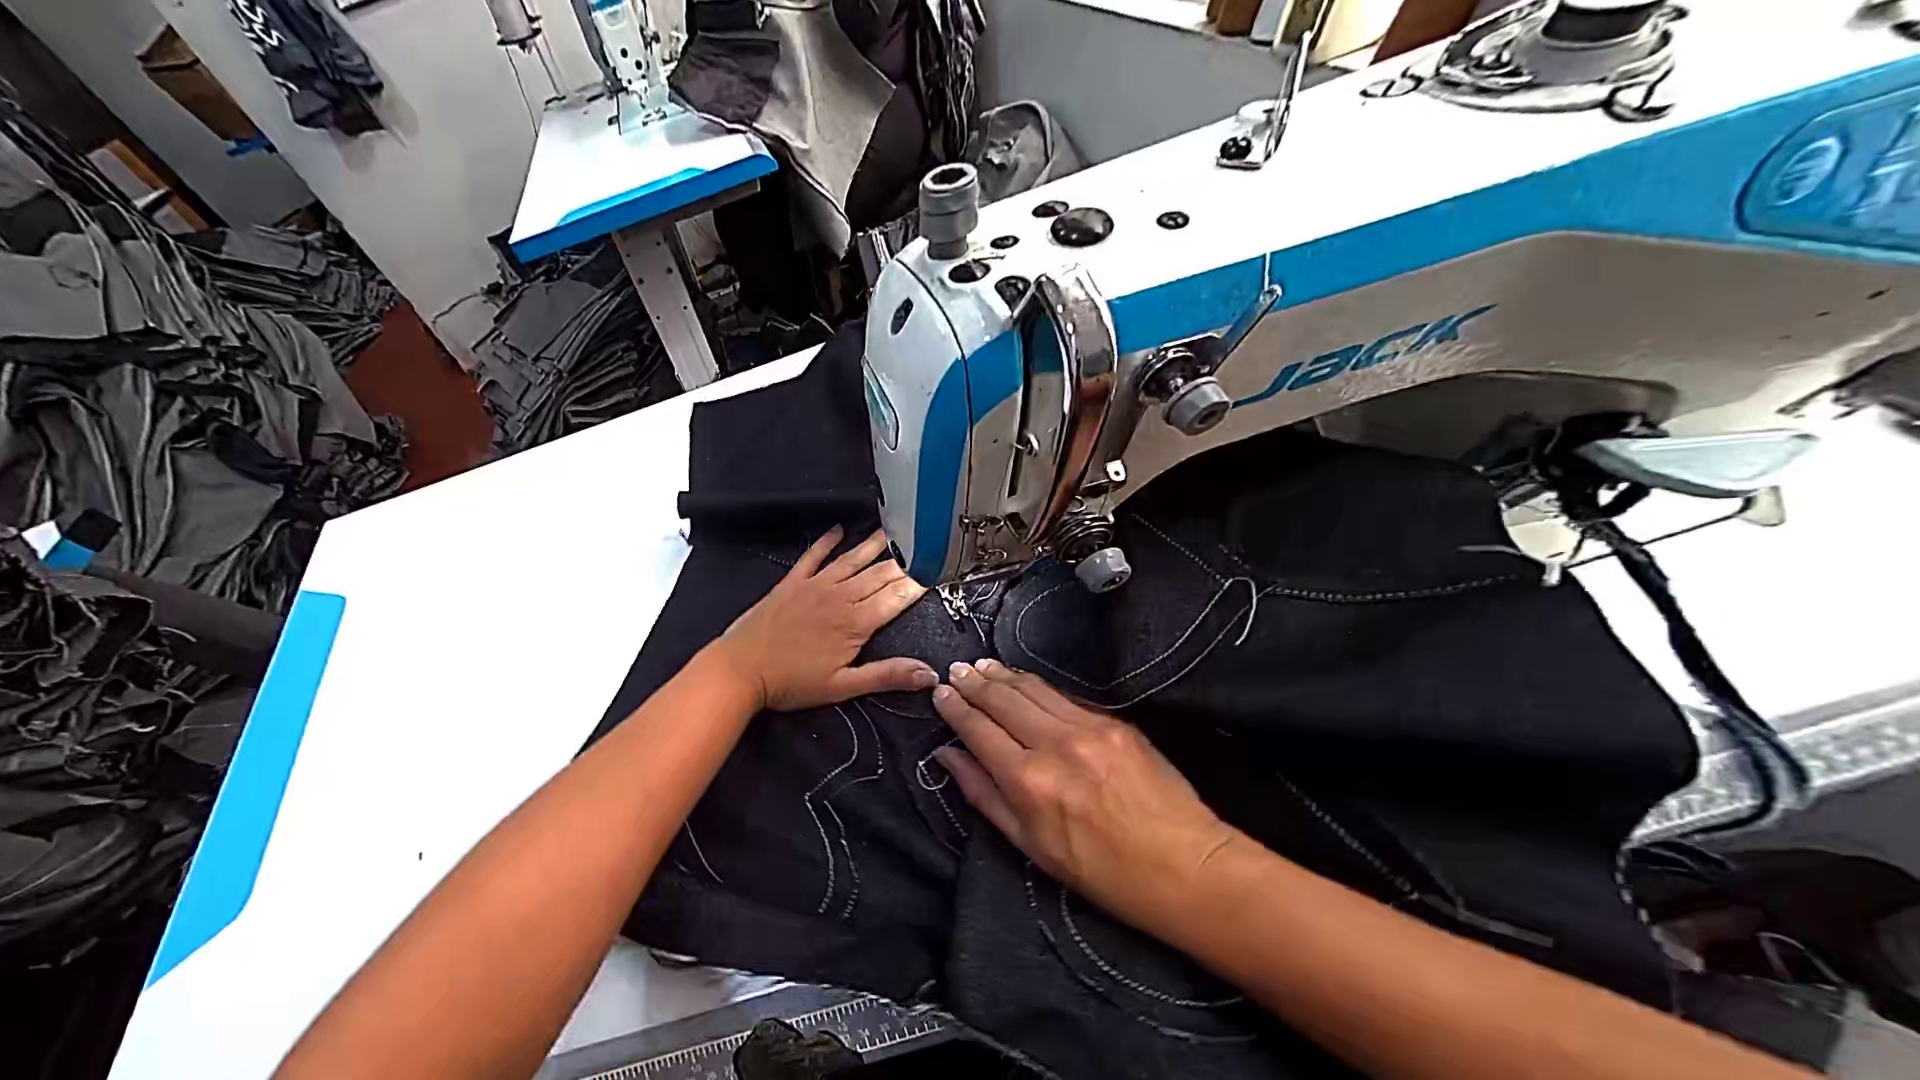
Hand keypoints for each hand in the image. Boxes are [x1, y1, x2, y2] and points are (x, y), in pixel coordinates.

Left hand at [712, 527, 935, 710]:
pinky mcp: (792, 582)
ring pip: (853, 560)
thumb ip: (888, 675)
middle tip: (922, 552)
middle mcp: (839, 596)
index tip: (935, 576)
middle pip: (880, 575)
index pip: (897, 597)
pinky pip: (814, 556)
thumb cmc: (791, 683)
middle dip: (904, 564)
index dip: (918, 586)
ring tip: (894, 533)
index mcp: (856, 622)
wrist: (740, 669)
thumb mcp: (843, 687)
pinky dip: (827, 542)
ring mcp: (815, 585)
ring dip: (874, 546)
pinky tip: (838, 531)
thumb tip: (928, 674)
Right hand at [931, 659, 1240, 928]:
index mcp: (1028, 781)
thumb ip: (984, 795)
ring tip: (983, 665)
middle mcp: (1055, 745)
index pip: (978, 729)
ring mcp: (1089, 728)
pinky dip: (1039, 686)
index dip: (955, 708)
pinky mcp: (1116, 722)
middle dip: (974, 681)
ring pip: (1034, 689)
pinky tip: (1026, 682)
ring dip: (1004, 674)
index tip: (940, 694)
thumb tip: (949, 757)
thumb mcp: (1031, 847)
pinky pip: (1066, 697)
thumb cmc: (1103, 871)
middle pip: (1003, 699)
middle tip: (956, 669)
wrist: (1184, 866)